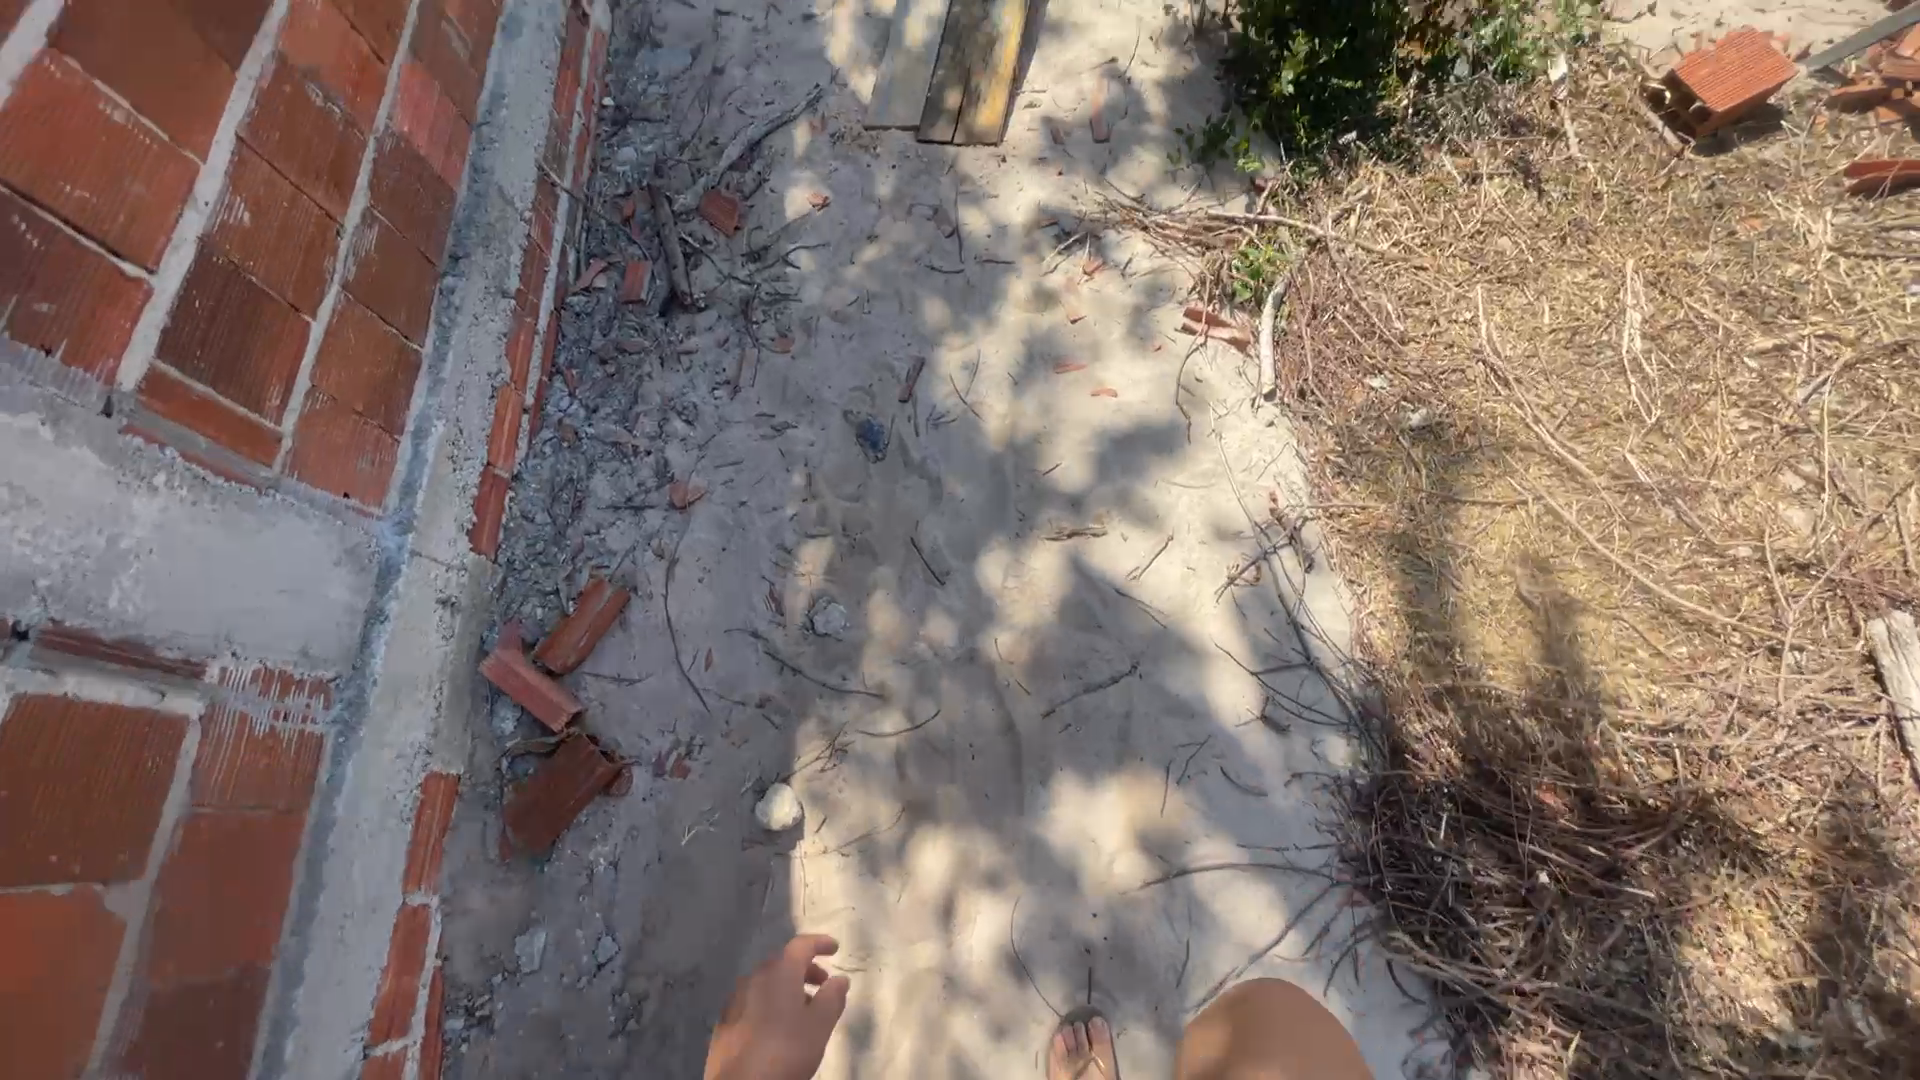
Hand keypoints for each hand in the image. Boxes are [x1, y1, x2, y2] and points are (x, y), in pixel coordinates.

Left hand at [704, 934, 850, 1079]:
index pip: (801, 945)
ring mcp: (736, 1000)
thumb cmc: (785, 1051)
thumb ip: (833, 997)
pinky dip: (769, 1003)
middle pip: (783, 963)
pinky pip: (752, 1001)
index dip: (820, 943)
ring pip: (766, 983)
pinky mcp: (724, 1023)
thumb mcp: (819, 1025)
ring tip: (802, 1011)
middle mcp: (754, 978)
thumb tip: (839, 978)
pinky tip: (776, 1027)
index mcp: (779, 972)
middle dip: (805, 969)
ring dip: (787, 988)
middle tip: (822, 985)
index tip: (835, 949)